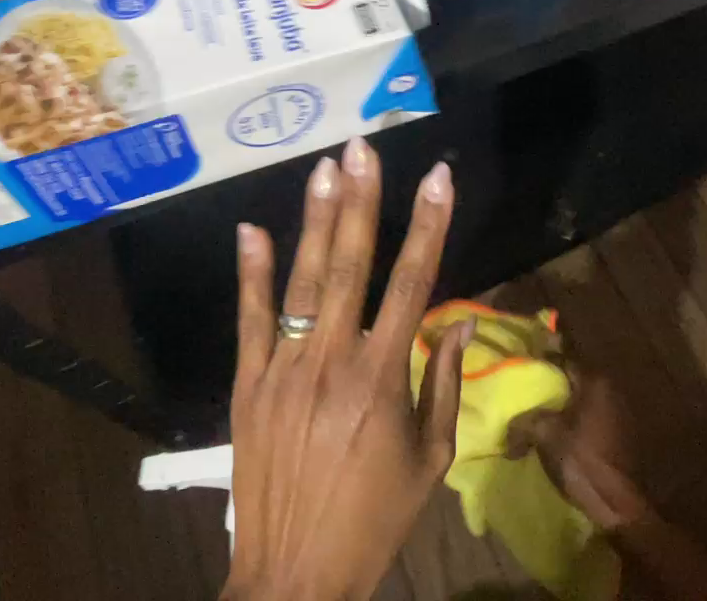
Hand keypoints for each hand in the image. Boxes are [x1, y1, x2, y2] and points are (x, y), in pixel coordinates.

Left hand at [225, 137, 473, 600]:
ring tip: (324, 169)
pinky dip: (250, 274)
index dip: (429, 225)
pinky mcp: (247, 387)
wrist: (295, 576)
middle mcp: (333, 362)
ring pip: (302, 283)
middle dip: (361, 201)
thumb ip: (443, 383)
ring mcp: (283, 371)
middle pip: (350, 266)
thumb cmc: (376, 517)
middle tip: (363, 148)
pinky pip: (249, 322)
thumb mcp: (433, 458)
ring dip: (315, 222)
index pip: (415, 283)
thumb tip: (459, 320)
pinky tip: (251, 229)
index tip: (439, 177)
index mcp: (383, 378)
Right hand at [510, 368, 706, 600]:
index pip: (565, 358)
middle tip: (527, 392)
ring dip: (563, 406)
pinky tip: (557, 434)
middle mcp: (610, 391)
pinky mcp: (620, 435)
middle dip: (551, 385)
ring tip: (538, 415)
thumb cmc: (582, 460)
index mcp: (595, 382)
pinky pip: (590, 418)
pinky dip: (573, 421)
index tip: (525, 364)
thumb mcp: (545, 435)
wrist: (617, 504)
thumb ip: (525, 422)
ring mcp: (618, 413)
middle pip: (574, 380)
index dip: (543, 360)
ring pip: (582, 401)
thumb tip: (509, 430)